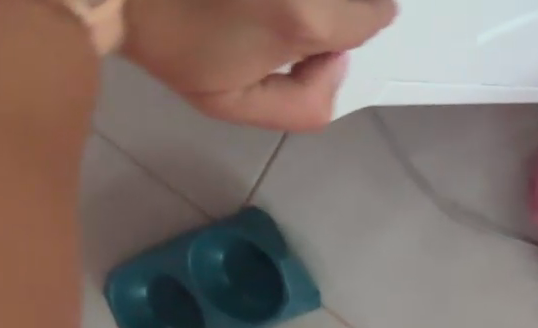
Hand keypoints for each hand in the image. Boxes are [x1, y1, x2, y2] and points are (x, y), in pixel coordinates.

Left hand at [121, 0, 397, 131]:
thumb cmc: (161, 38)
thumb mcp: (231, 103)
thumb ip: (307, 105)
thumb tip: (335, 62)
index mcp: (305, 17)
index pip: (376, 14)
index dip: (355, 26)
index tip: (320, 34)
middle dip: (332, 6)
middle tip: (277, 15)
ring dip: (299, 1)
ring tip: (256, 10)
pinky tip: (240, 4)